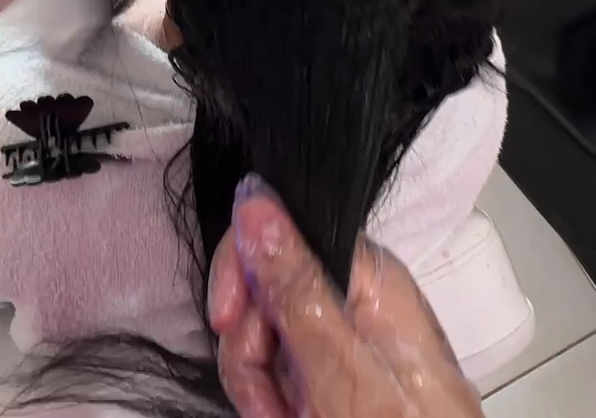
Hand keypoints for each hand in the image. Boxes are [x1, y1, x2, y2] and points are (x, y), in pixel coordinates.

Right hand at [208, 182, 485, 417]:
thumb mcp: (339, 369)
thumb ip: (294, 286)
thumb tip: (254, 197)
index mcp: (369, 277)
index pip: (287, 228)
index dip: (244, 266)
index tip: (225, 320)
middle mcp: (356, 298)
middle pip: (268, 284)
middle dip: (249, 341)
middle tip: (261, 398)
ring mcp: (343, 341)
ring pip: (265, 330)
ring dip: (256, 380)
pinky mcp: (332, 376)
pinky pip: (278, 367)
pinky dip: (271, 397)